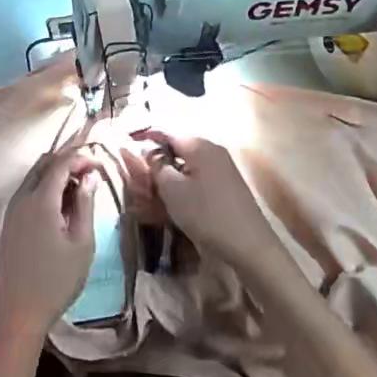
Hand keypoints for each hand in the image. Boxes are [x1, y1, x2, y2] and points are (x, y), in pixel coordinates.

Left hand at [0, 146, 100, 342]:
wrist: (18, 313)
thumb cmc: (56, 280)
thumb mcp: (82, 243)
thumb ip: (85, 204)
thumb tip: (89, 177)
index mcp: (40, 200)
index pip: (60, 163)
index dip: (80, 158)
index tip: (99, 165)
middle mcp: (21, 198)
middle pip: (43, 164)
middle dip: (67, 161)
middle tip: (90, 174)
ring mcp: (12, 210)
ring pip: (34, 176)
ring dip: (55, 173)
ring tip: (80, 189)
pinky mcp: (9, 222)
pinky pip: (28, 190)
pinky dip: (45, 186)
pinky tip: (61, 205)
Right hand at [130, 126, 280, 269]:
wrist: (249, 245)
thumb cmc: (206, 213)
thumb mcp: (172, 190)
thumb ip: (157, 166)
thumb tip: (150, 151)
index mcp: (199, 145)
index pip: (166, 131)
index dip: (145, 135)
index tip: (127, 142)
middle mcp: (213, 150)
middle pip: (178, 148)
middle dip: (157, 159)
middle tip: (138, 175)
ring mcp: (223, 168)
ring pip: (187, 165)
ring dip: (169, 175)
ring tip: (152, 192)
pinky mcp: (227, 186)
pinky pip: (198, 178)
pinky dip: (183, 185)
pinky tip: (174, 202)